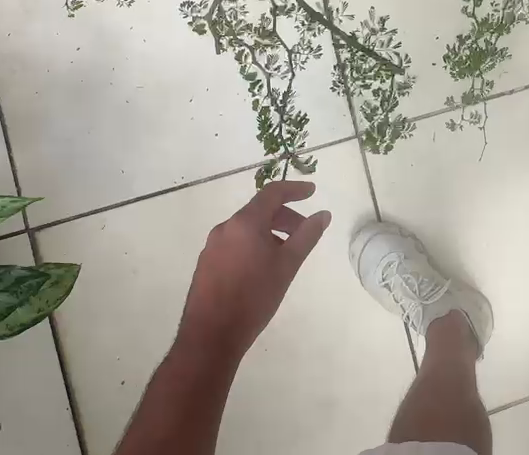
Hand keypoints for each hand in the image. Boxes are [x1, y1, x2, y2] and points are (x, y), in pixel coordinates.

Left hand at [176, 180, 331, 353]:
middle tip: (304, 233)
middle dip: (285, 217)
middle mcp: (225, 228)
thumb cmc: (254, 297)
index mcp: (245, 223)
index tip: (312, 192)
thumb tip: (323, 214)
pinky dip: (253, 245)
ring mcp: (211, 247)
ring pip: (247, 229)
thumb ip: (307, 235)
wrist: (210, 337)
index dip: (295, 189)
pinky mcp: (205, 265)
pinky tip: (262, 269)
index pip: (273, 193)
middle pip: (260, 211)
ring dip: (270, 233)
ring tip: (285, 255)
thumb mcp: (288, 264)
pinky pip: (235, 244)